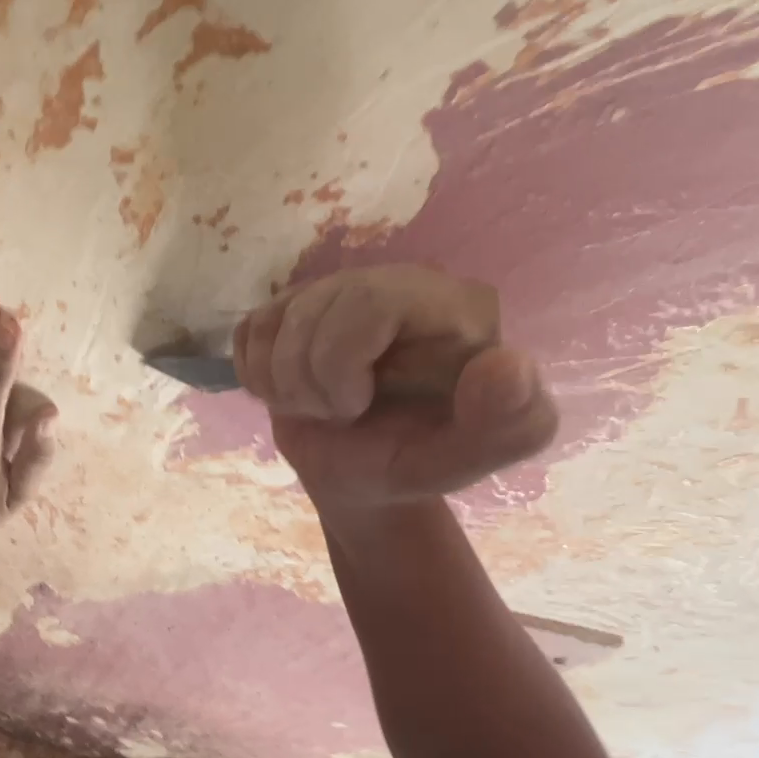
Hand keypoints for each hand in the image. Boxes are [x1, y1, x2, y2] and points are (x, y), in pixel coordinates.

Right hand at [231, 265, 557, 511]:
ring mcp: (337, 292)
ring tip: (315, 407)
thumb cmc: (407, 462)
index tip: (356, 408)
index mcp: (450, 305)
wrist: (355, 476)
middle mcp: (395, 282)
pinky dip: (257, 376)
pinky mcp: (291, 310)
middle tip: (334, 414)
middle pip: (313, 307)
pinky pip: (249, 329)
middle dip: (306, 380)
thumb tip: (505, 364)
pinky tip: (290, 391)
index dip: (339, 363)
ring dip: (281, 384)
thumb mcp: (465, 460)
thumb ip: (509, 423)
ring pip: (273, 319)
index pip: (368, 301)